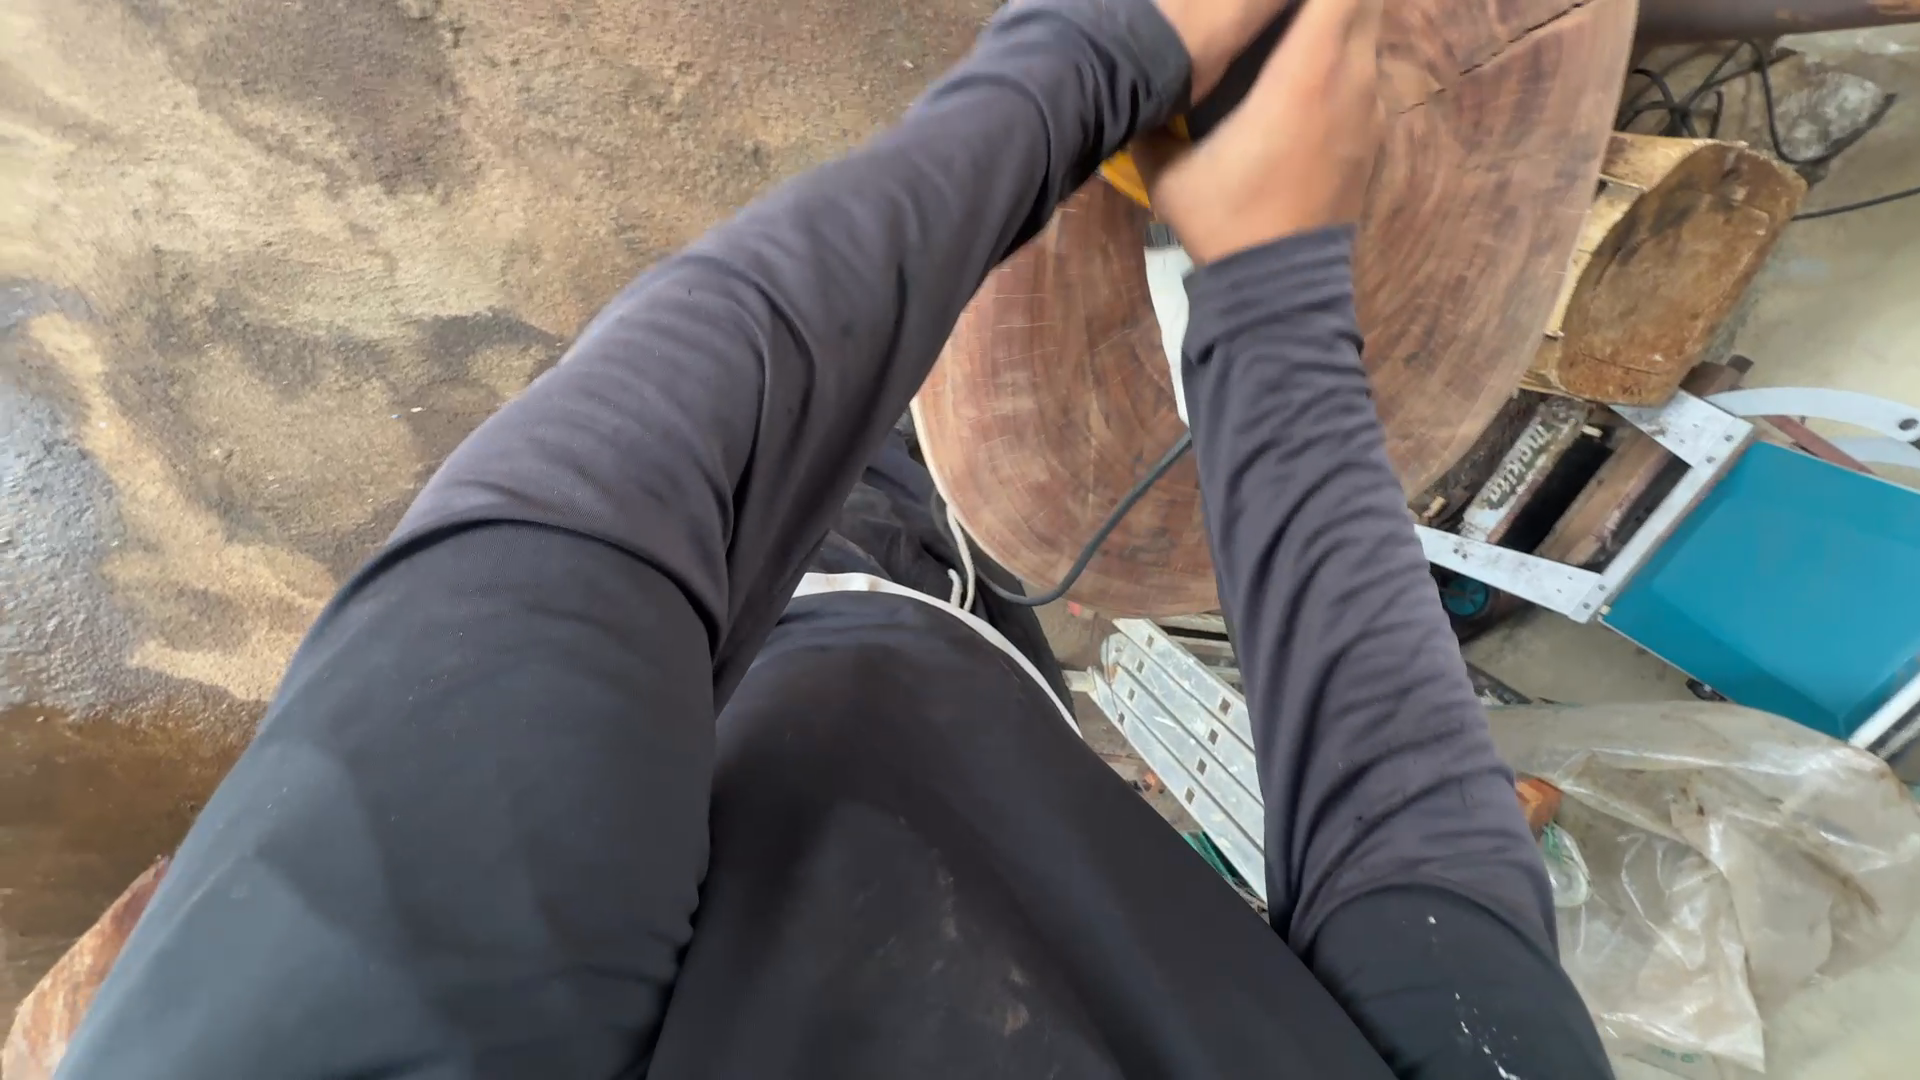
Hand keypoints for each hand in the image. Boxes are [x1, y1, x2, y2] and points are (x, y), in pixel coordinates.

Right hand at [1139, 0, 1383, 263]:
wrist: (1276, 286)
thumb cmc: (1225, 223)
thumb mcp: (1170, 180)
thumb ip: (1154, 130)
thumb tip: (1138, 102)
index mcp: (1305, 73)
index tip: (1271, 2)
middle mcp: (1351, 78)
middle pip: (1362, 1)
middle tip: (1278, 15)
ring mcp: (1369, 109)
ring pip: (1368, 37)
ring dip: (1336, 29)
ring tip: (1289, 44)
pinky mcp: (1371, 139)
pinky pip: (1364, 78)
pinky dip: (1342, 69)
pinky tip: (1304, 95)